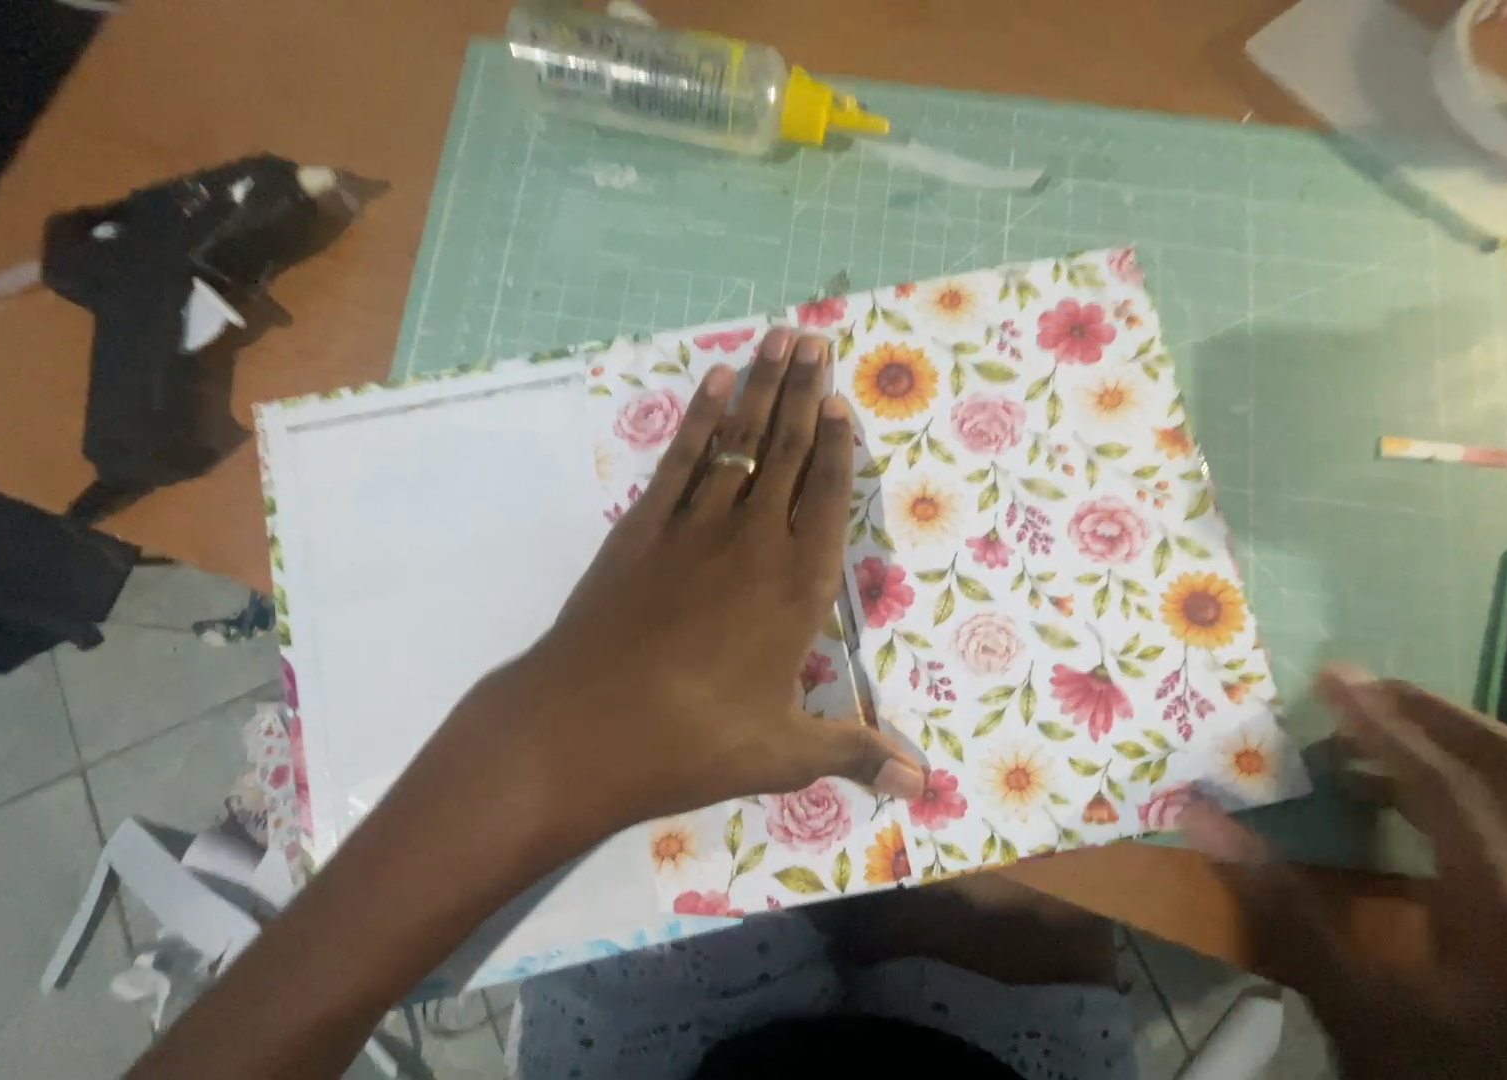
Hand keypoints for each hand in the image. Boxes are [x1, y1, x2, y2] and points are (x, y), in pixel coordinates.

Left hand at [477, 328, 924, 829]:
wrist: (583, 728)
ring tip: (780, 339)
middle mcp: (754, 542)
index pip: (829, 499)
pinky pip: (680, 460)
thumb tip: (922, 785)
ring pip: (739, 443)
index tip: (842, 400)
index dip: (838, 446)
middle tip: (816, 340)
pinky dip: (698, 418)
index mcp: (797, 588)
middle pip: (787, 454)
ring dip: (761, 389)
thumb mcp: (782, 755)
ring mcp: (695, 528)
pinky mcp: (642, 529)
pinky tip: (714, 384)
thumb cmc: (692, 743)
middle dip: (803, 394)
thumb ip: (854, 753)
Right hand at [1182, 665, 1506, 1079]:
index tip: (1328, 679)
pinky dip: (1454, 781)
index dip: (1385, 725)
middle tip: (1350, 687)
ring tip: (1359, 729)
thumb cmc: (1433, 1072)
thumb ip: (1279, 906)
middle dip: (1429, 712)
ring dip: (1444, 741)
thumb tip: (1198, 815)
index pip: (1449, 785)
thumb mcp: (1349, 1002)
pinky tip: (1389, 792)